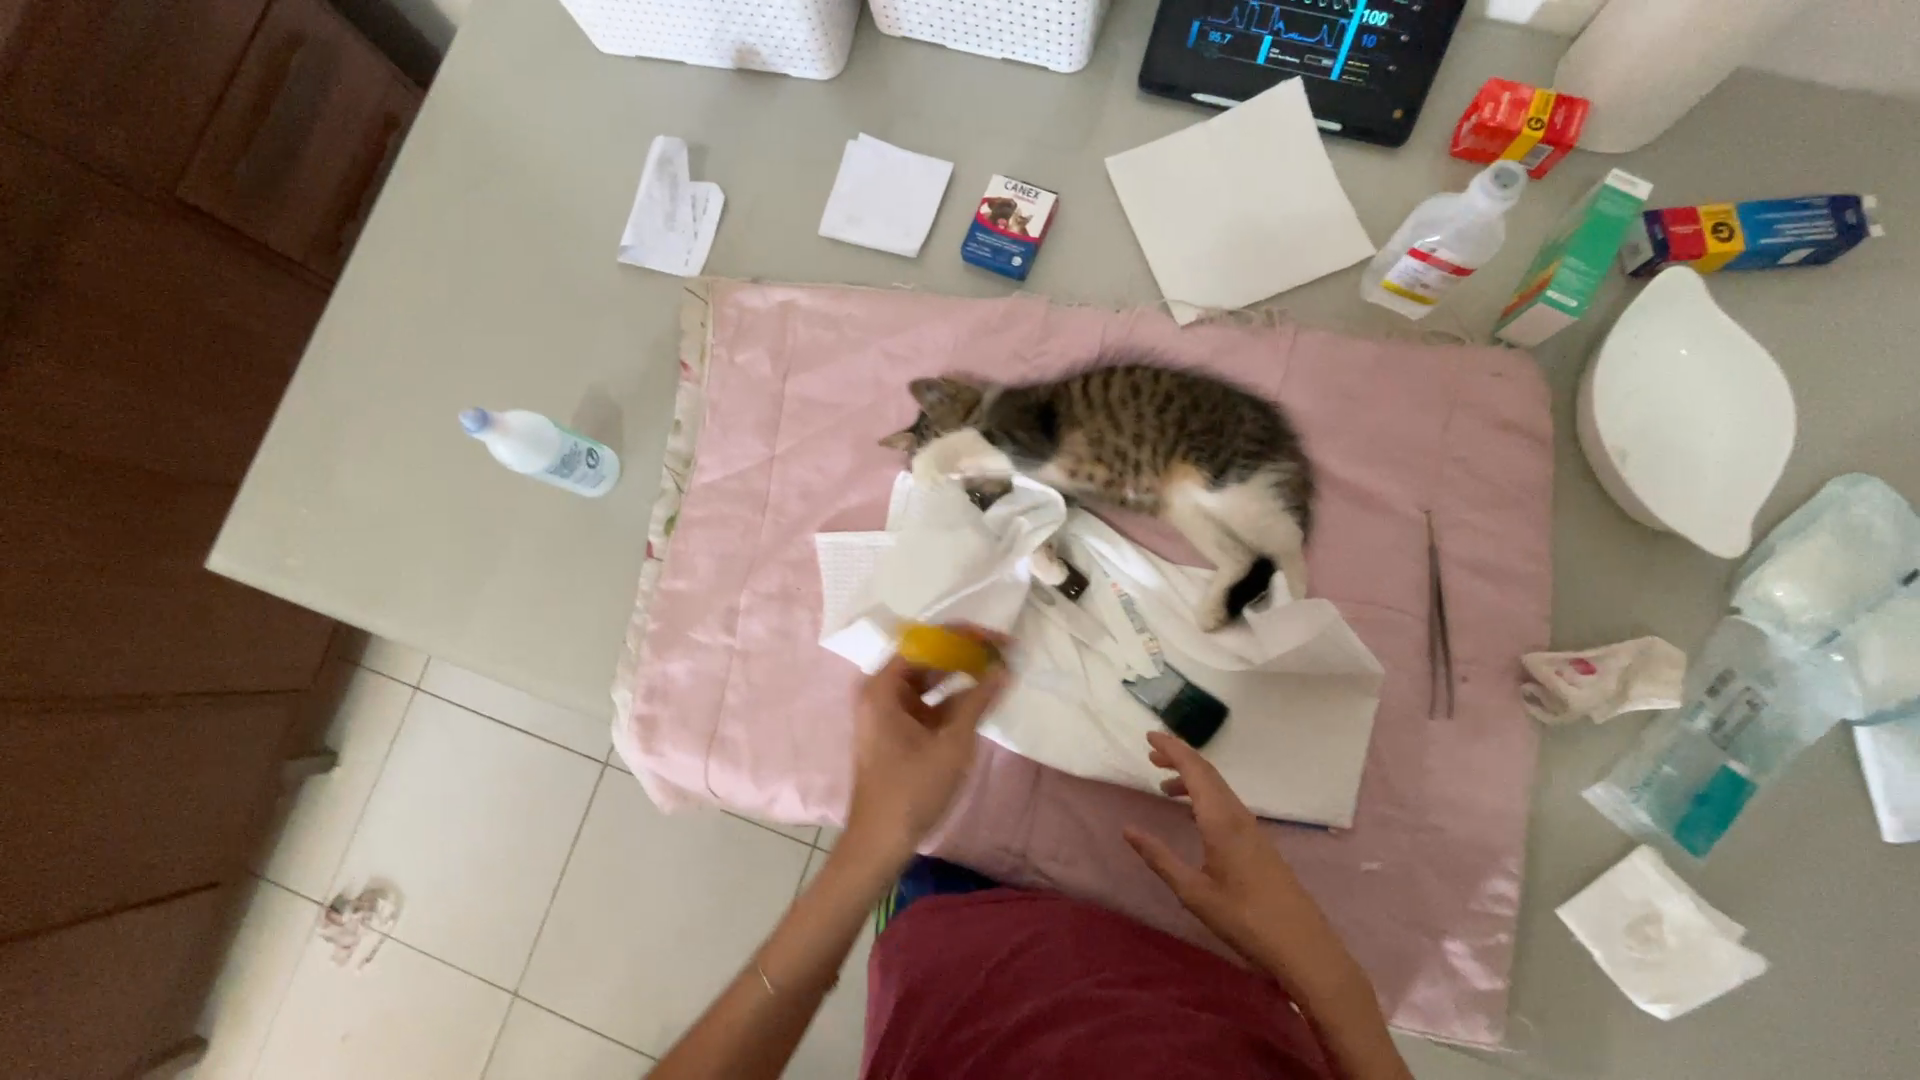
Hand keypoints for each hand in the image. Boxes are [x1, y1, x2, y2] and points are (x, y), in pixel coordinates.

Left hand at [844, 635, 1009, 862]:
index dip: (962, 636)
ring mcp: (886, 713)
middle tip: (1003, 651)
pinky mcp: (895, 732)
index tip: (997, 638)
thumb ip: (978, 701)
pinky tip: (981, 699)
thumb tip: (1003, 669)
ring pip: (927, 682)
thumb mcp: (952, 744)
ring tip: (997, 670)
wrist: (879, 843)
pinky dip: (951, 700)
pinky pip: (926, 703)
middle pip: (925, 659)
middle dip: (964, 654)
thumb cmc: (912, 790)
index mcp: (882, 687)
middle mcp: (879, 692)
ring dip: (960, 676)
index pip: (925, 643)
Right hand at [1123, 731, 1345, 988]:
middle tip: (1151, 754)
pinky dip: (1205, 796)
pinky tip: (1194, 815)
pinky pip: (1227, 803)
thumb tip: (1128, 829)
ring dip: (1192, 778)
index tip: (1149, 736)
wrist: (1303, 947)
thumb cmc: (1244, 919)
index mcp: (1221, 821)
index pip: (1195, 770)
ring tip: (1164, 786)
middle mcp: (1238, 816)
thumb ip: (1159, 858)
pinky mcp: (1259, 843)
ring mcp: (1252, 829)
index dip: (1172, 749)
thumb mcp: (1193, 893)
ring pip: (1219, 788)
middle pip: (1208, 773)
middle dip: (1180, 758)